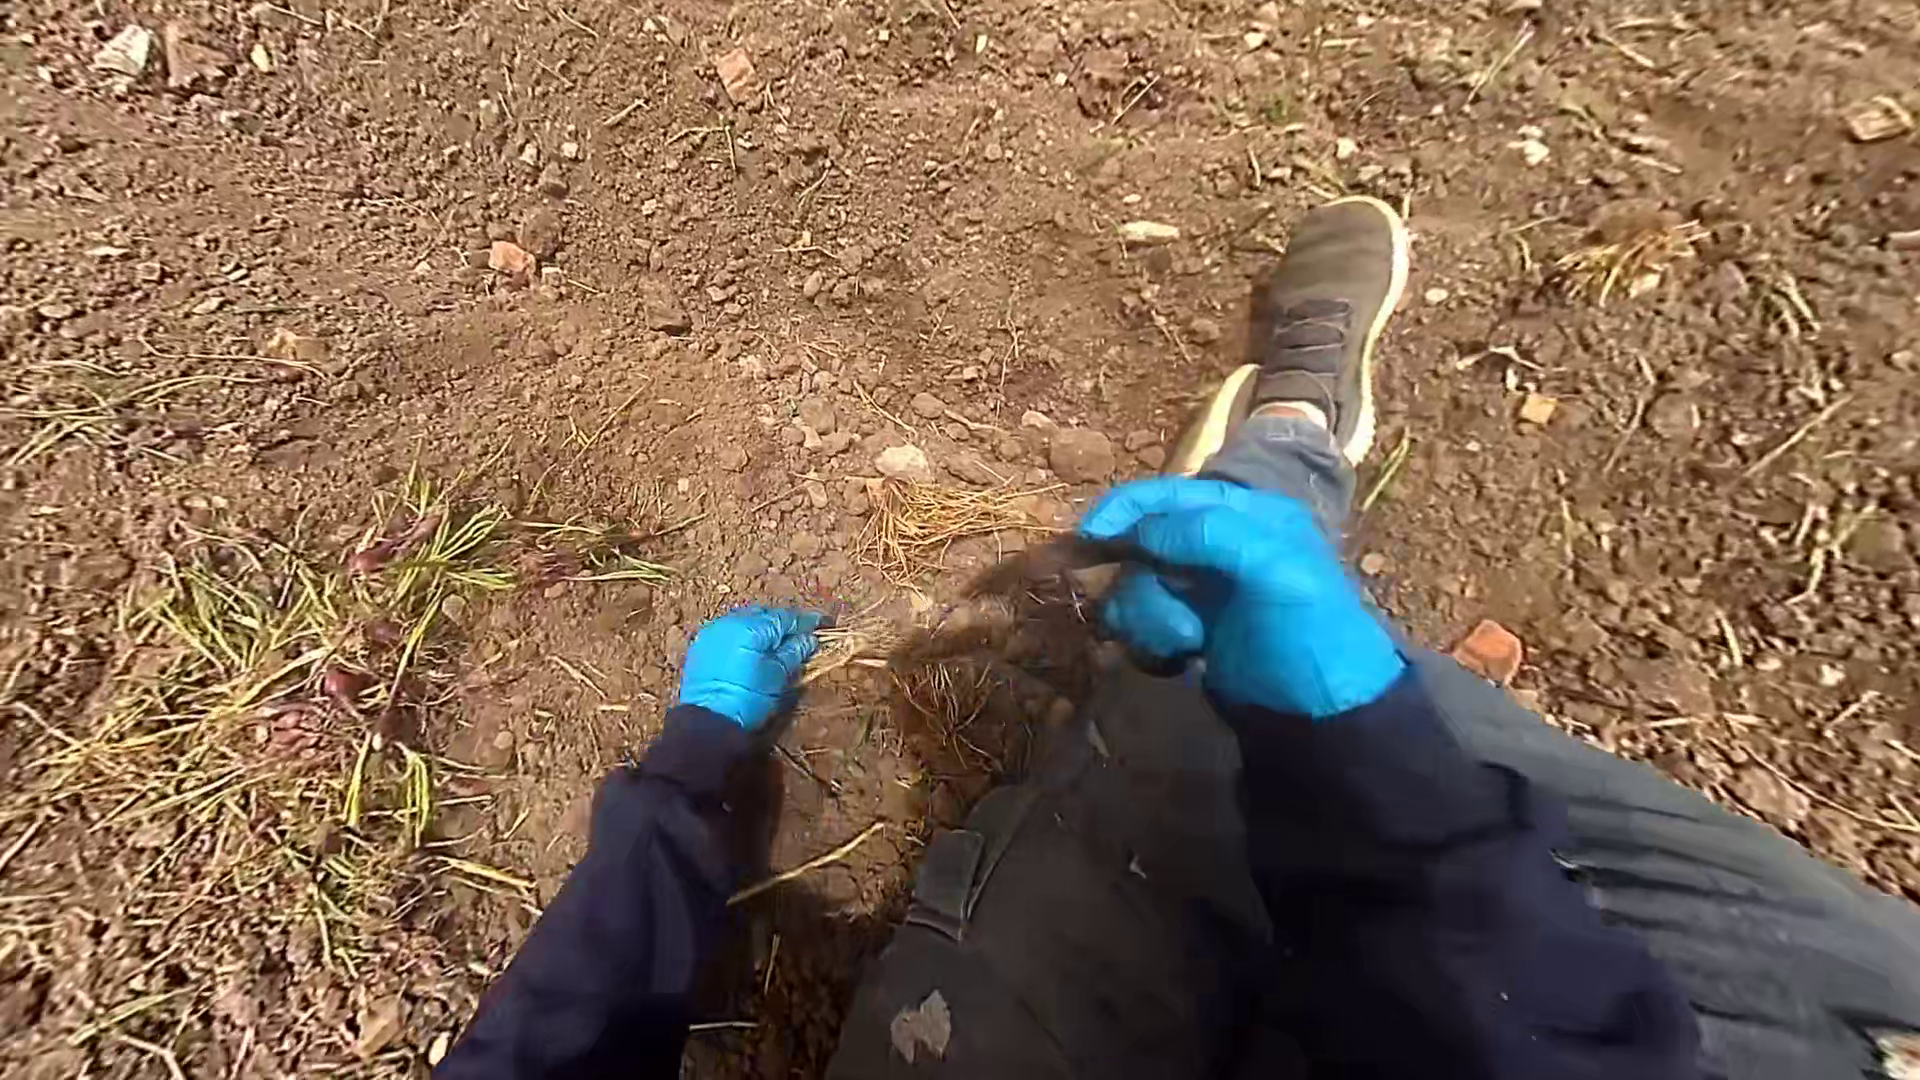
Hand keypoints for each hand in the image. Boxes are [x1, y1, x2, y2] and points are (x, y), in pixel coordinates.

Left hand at [677, 607, 823, 729]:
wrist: (708, 724)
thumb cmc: (748, 700)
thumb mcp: (778, 676)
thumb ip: (794, 652)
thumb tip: (809, 639)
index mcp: (751, 628)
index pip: (785, 617)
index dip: (806, 621)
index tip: (822, 624)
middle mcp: (730, 622)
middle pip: (765, 615)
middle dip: (783, 623)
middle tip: (801, 634)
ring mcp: (713, 632)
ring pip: (746, 620)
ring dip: (763, 629)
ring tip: (778, 643)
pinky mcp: (702, 645)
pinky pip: (730, 631)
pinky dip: (745, 636)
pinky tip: (755, 649)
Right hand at [1079, 476, 1403, 717]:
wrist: (1319, 713)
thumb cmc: (1306, 633)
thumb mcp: (1276, 572)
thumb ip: (1212, 534)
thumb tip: (1141, 531)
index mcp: (1243, 514)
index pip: (1170, 494)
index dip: (1126, 508)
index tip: (1091, 534)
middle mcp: (1212, 543)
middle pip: (1142, 541)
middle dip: (1144, 581)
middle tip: (1164, 614)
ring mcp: (1194, 584)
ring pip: (1135, 583)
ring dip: (1150, 615)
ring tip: (1186, 640)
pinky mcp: (1181, 621)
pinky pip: (1137, 616)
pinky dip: (1148, 636)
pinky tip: (1179, 655)